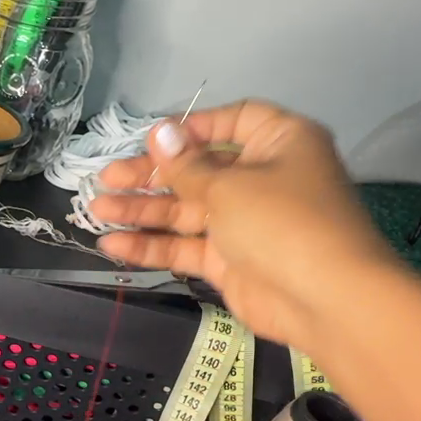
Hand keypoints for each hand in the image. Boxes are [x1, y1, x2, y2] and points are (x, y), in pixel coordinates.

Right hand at [89, 100, 401, 349]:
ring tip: (97, 210)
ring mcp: (242, 222)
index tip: (149, 139)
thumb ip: (186, 164)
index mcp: (278, 142)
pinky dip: (151, 245)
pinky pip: (184, 245)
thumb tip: (160, 131)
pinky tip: (113, 245)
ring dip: (141, 210)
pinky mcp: (227, 259)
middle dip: (149, 175)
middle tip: (105, 179)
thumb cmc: (282, 222)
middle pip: (196, 169)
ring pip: (183, 210)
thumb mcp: (229, 186)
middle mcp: (260, 178)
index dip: (190, 128)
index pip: (232, 121)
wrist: (324, 298)